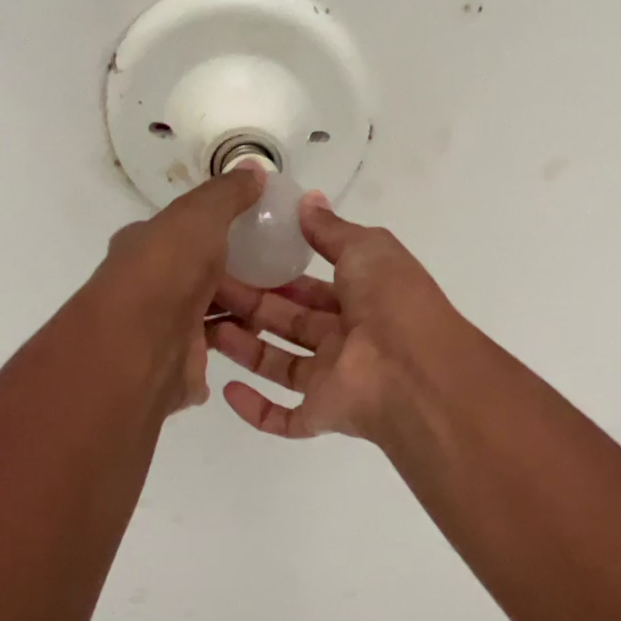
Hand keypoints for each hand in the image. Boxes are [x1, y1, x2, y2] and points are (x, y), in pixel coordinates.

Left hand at [83, 166, 263, 411]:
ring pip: (210, 312)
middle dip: (234, 272)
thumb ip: (227, 195)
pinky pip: (215, 347)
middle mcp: (151, 286)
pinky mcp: (183, 362)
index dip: (213, 229)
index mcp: (145, 246)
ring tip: (281, 301)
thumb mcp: (199, 216)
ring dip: (240, 308)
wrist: (144, 347)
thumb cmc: (166, 271)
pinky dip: (236, 340)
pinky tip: (263, 334)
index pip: (181, 233)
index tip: (252, 229)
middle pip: (199, 274)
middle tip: (277, 268)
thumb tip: (255, 169)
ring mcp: (165, 327)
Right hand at [210, 193, 459, 438]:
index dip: (277, 275)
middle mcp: (346, 342)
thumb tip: (308, 201)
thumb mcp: (366, 248)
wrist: (414, 370)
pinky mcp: (323, 416)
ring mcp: (334, 382)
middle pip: (290, 324)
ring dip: (244, 348)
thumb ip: (332, 230)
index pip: (311, 289)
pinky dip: (256, 410)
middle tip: (207, 290)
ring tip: (206, 328)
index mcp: (361, 301)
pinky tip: (227, 390)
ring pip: (280, 365)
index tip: (238, 262)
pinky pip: (286, 419)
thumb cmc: (392, 302)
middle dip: (250, 306)